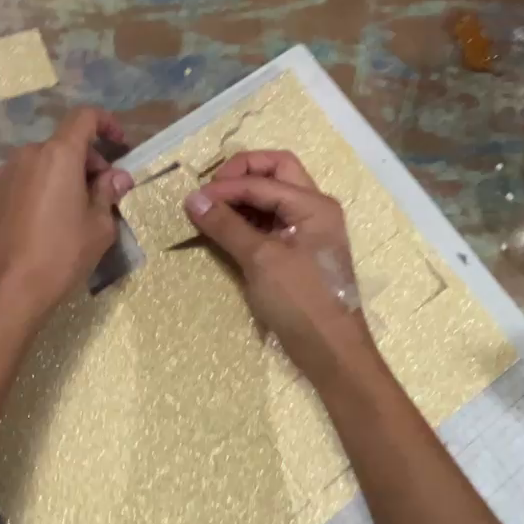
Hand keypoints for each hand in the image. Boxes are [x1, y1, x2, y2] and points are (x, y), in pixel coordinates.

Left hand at [0, 107, 133, 326]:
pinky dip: (40, 188)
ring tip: (74, 211)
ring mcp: (4, 174)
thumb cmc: (61, 254)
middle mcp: (27, 155)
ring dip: (62, 175)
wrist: (8, 288)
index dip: (106, 123)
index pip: (84, 118)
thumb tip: (117, 177)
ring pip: (42, 162)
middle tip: (102, 194)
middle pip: (64, 144)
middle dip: (87, 161)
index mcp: (57, 155)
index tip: (120, 144)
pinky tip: (45, 221)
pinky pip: (23, 179)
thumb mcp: (98, 226)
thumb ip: (108, 193)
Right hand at [182, 151, 371, 357]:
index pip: (261, 180)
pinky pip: (269, 217)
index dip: (225, 187)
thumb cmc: (301, 302)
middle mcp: (314, 208)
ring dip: (241, 194)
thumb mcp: (260, 260)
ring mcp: (307, 228)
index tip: (193, 200)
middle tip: (211, 189)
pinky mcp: (296, 248)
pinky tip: (223, 227)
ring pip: (271, 192)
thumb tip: (192, 198)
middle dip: (240, 173)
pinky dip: (245, 216)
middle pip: (274, 170)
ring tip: (211, 208)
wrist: (331, 353)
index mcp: (313, 205)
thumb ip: (226, 225)